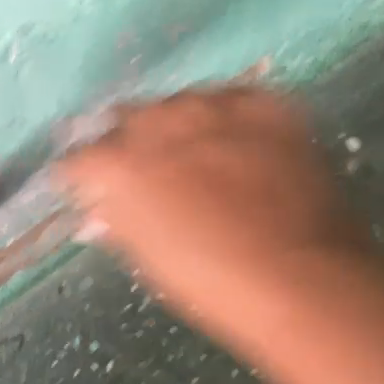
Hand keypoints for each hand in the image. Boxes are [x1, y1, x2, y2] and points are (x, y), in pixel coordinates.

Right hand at [54, 85, 369, 332]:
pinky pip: (231, 101)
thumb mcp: (146, 256)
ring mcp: (209, 105)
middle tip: (149, 174)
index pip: (78, 158)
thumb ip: (117, 216)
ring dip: (179, 126)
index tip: (93, 190)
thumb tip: (104, 202)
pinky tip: (240, 144)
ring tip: (200, 157)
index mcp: (114, 162)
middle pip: (126, 119)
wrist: (305, 281)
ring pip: (178, 104)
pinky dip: (228, 120)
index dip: (83, 176)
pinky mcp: (260, 103)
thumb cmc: (213, 282)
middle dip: (130, 142)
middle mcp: (153, 120)